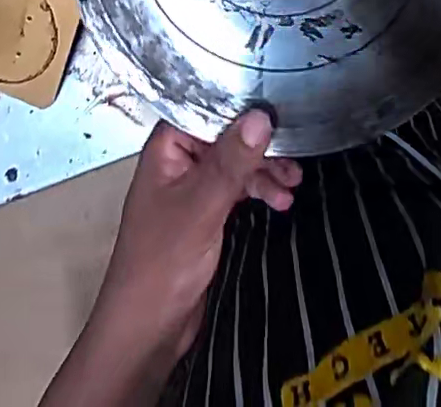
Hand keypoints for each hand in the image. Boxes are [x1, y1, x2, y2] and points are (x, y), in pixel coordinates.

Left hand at [42, 111, 301, 406]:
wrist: (147, 331)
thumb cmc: (160, 266)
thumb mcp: (202, 206)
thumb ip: (232, 162)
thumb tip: (261, 117)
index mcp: (166, 147)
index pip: (208, 110)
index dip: (243, 110)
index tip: (277, 113)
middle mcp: (178, 160)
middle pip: (226, 137)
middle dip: (260, 146)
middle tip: (292, 156)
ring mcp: (191, 187)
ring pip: (235, 163)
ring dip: (264, 170)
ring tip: (292, 182)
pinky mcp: (205, 212)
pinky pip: (236, 188)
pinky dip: (258, 191)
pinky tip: (279, 200)